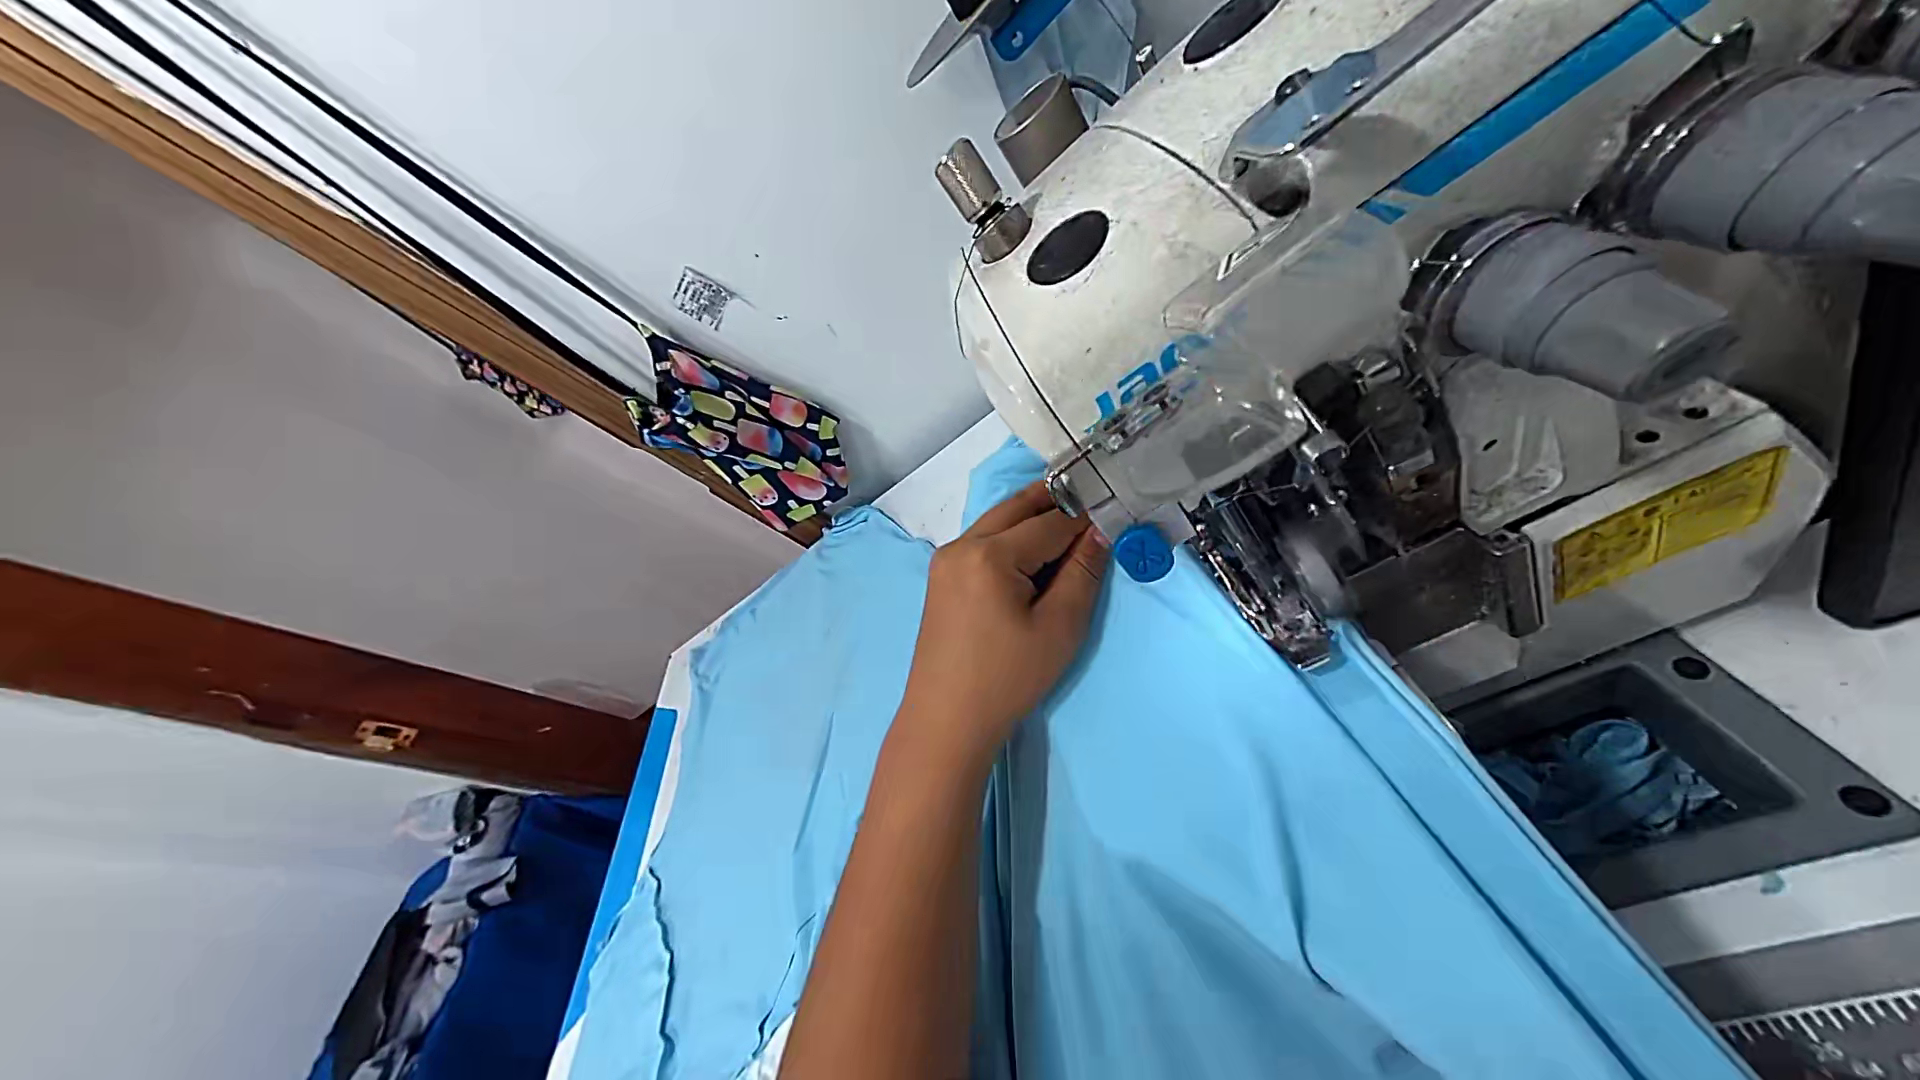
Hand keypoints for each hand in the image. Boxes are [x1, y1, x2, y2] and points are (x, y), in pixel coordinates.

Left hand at [895, 483, 1109, 766]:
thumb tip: (1100, 531)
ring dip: (1032, 517)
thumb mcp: (1059, 627)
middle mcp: (960, 546)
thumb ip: (1083, 572)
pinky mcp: (942, 577)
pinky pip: (982, 541)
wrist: (947, 719)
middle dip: (1056, 502)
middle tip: (1092, 505)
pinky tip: (1033, 555)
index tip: (1113, 514)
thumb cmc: (1008, 679)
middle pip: (1016, 508)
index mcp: (989, 555)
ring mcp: (945, 560)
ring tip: (1069, 530)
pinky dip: (1011, 537)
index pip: (1048, 522)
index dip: (1084, 518)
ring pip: (997, 521)